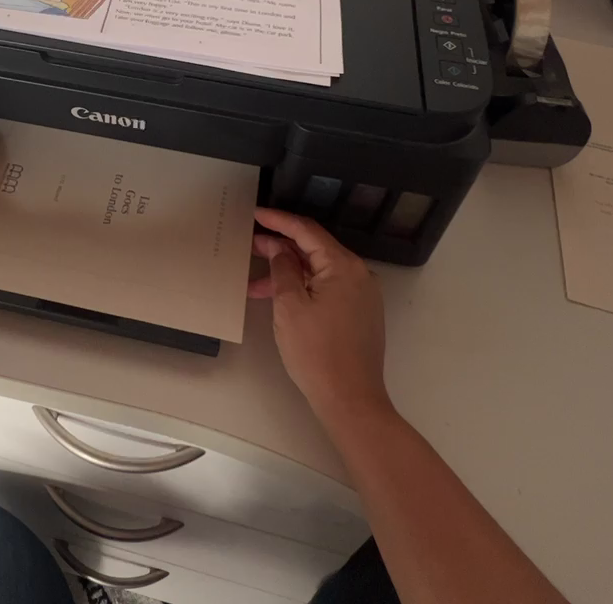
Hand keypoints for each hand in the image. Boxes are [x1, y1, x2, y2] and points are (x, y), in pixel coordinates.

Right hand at [247, 207, 389, 421]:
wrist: (351, 400)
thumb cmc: (317, 352)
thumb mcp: (290, 306)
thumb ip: (283, 270)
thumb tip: (280, 250)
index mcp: (343, 266)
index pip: (307, 231)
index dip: (278, 220)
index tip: (255, 213)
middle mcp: (358, 274)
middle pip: (315, 249)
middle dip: (281, 247)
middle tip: (250, 244)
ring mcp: (361, 295)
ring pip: (319, 271)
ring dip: (288, 272)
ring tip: (255, 282)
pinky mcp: (359, 313)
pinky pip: (327, 288)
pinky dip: (303, 288)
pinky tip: (279, 298)